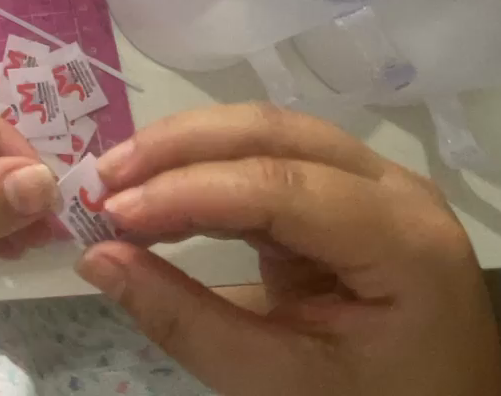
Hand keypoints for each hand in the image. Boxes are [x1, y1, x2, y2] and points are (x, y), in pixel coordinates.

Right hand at [75, 104, 500, 395]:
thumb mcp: (280, 386)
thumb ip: (185, 321)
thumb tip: (94, 259)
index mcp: (406, 243)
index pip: (282, 187)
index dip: (188, 191)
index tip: (112, 213)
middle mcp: (395, 189)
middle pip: (271, 134)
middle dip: (177, 149)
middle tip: (104, 179)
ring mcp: (372, 181)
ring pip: (263, 130)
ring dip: (184, 148)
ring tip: (119, 177)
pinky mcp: (341, 188)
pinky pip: (264, 155)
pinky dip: (203, 167)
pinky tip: (159, 186)